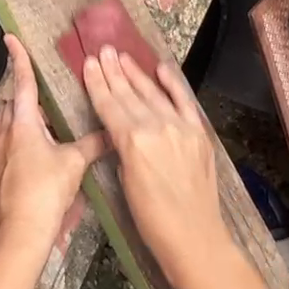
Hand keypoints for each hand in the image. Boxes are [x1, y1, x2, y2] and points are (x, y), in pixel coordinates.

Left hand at [0, 34, 107, 250]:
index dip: (19, 58)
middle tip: (53, 91)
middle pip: (19, 104)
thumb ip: (93, 145)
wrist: (22, 231)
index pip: (23, 82)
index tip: (10, 37)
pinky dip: (33, 141)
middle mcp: (8, 132)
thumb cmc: (45, 191)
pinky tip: (50, 152)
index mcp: (23, 122)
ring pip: (18, 126)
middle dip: (33, 96)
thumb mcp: (74, 163)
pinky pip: (19, 145)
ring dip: (34, 121)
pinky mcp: (5, 170)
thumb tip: (113, 133)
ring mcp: (4, 152)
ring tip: (58, 122)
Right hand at [81, 46, 235, 288]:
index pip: (110, 105)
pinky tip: (161, 68)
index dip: (98, 83)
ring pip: (153, 94)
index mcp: (133, 141)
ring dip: (136, 73)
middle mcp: (157, 127)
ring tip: (121, 54)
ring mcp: (181, 128)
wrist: (194, 238)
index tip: (89, 63)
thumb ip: (122, 148)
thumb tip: (119, 129)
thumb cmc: (150, 219)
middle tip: (102, 50)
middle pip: (129, 94)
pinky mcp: (198, 134)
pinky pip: (184, 102)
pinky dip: (173, 84)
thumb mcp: (124, 181)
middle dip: (114, 71)